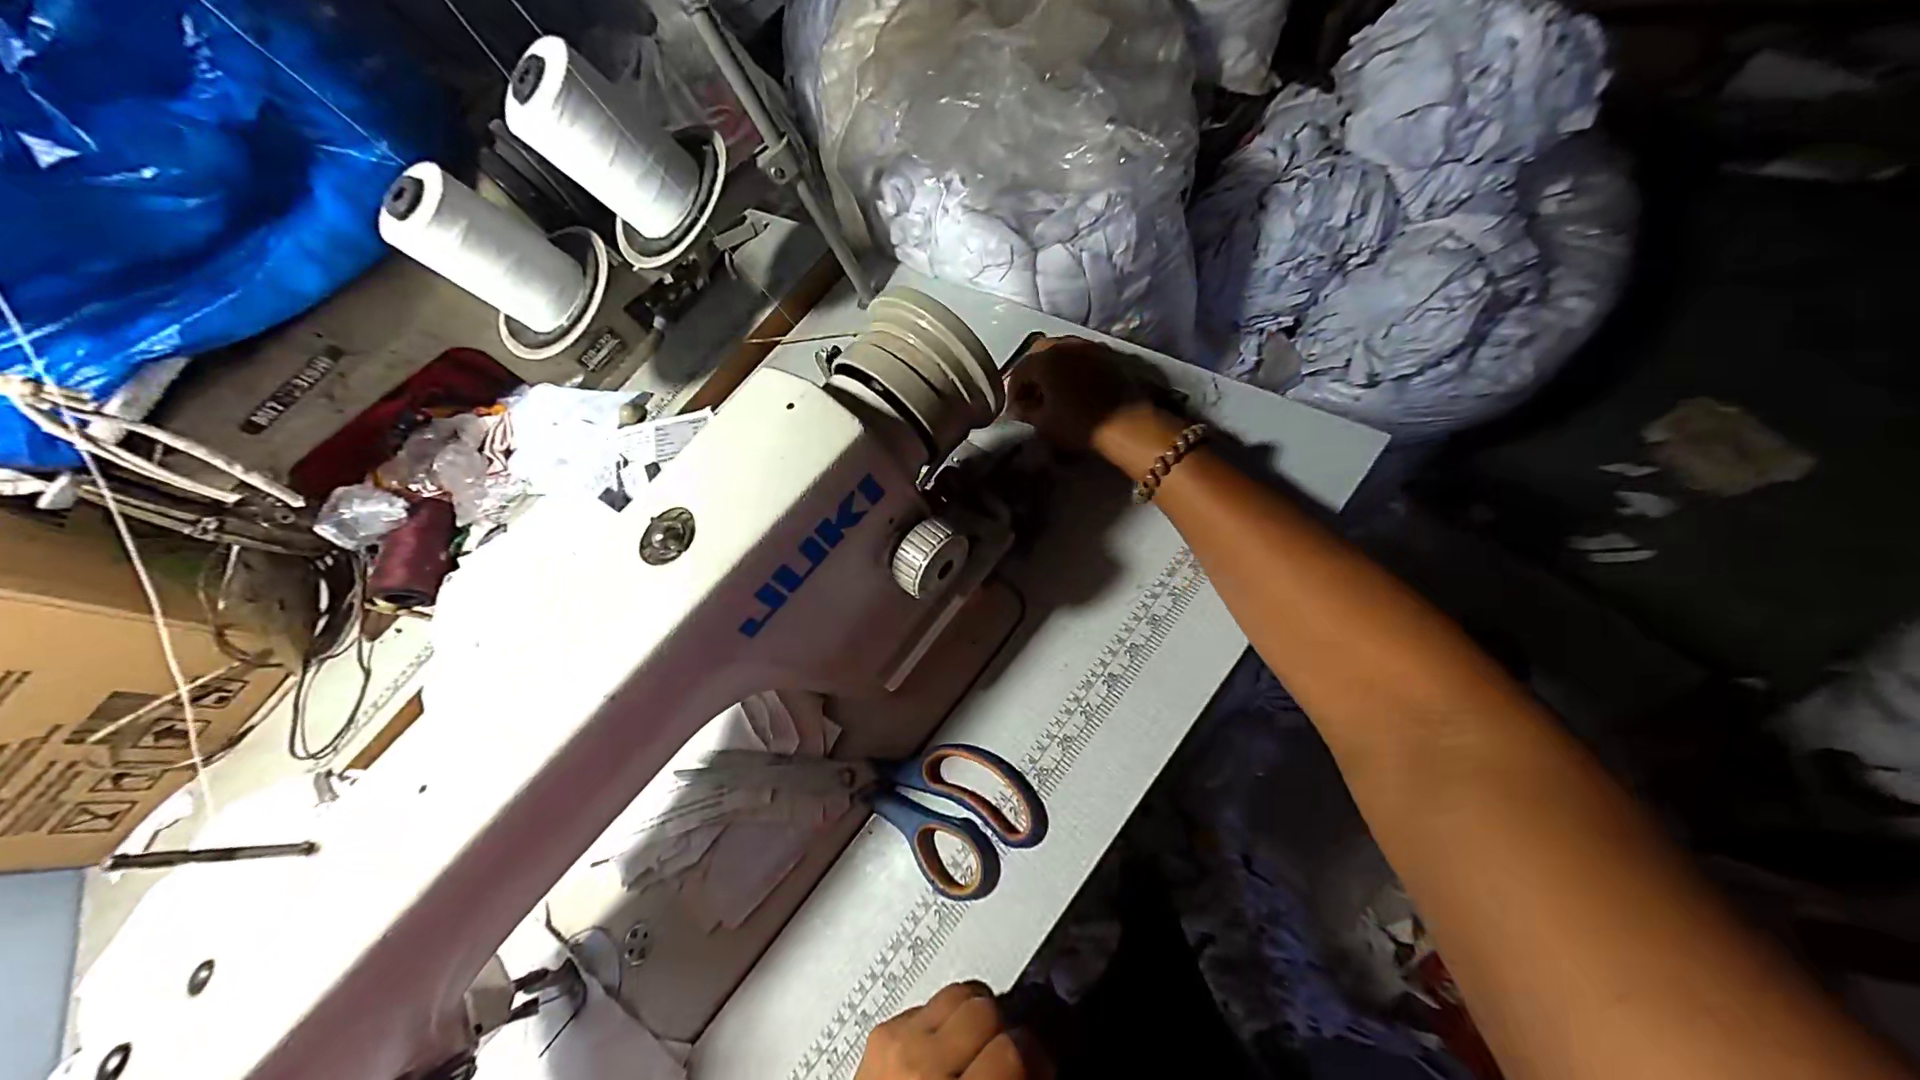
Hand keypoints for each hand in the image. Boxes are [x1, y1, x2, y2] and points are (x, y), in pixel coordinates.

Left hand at [853, 982, 1030, 1079]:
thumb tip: (1037, 1067)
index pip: (1012, 1051)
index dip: (1034, 1057)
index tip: (1038, 1066)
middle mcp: (922, 1069)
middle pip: (985, 1010)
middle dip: (1001, 1031)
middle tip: (1003, 1059)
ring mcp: (897, 1046)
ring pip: (957, 994)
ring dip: (972, 1018)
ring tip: (974, 1048)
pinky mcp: (881, 1034)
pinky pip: (927, 1006)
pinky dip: (941, 1024)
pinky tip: (942, 1053)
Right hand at [1003, 337, 1152, 453]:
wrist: (1128, 426)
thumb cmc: (1079, 424)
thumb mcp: (1043, 423)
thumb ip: (1025, 411)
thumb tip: (1018, 407)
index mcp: (1045, 358)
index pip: (1019, 371)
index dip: (1013, 392)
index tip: (1015, 410)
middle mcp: (1066, 344)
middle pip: (1039, 353)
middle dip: (1031, 374)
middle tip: (1031, 397)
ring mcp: (1089, 347)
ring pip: (1061, 351)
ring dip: (1052, 368)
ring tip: (1052, 392)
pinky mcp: (1108, 356)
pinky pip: (1081, 357)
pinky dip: (1072, 368)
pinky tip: (1074, 388)